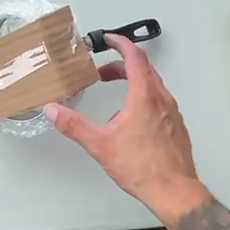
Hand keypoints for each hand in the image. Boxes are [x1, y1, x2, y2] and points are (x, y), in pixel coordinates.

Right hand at [45, 36, 210, 220]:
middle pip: (144, 68)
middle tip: (103, 71)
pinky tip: (131, 120)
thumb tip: (54, 110)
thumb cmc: (142, 168)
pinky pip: (159, 101)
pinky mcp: (176, 125)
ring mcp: (172, 112)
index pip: (134, 57)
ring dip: (133, 82)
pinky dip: (143, 98)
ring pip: (153, 85)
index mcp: (144, 96)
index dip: (120, 43)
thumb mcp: (100, 144)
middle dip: (121, 64)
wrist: (174, 191)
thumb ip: (74, 125)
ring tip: (115, 95)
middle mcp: (162, 99)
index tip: (109, 39)